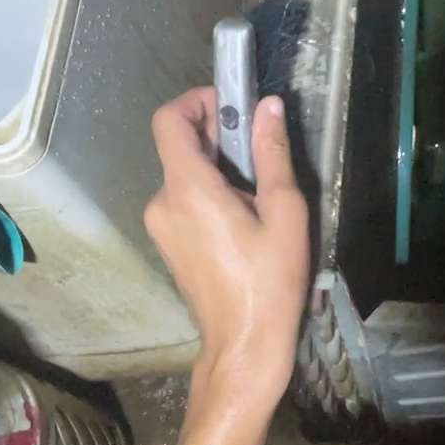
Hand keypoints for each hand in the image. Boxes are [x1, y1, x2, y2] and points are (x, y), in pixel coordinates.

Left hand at [145, 88, 310, 409]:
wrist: (245, 343)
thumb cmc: (270, 279)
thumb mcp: (284, 211)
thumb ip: (272, 153)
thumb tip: (269, 106)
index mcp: (188, 189)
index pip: (169, 120)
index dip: (195, 101)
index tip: (231, 104)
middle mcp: (163, 201)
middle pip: (178, 146)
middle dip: (217, 134)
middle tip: (260, 146)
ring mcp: (160, 224)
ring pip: (183, 174)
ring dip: (216, 166)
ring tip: (259, 190)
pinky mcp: (168, 242)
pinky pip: (183, 199)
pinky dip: (208, 190)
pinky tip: (243, 215)